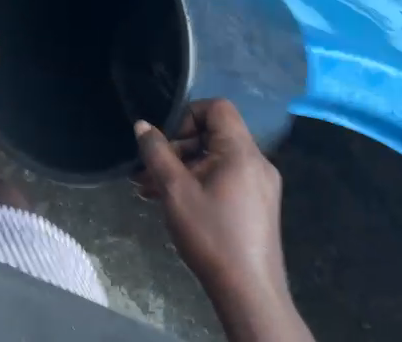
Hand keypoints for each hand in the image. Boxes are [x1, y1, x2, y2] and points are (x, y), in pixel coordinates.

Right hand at [135, 99, 288, 303]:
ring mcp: (259, 186)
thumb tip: (142, 126)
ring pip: (214, 159)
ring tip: (149, 189)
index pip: (217, 108)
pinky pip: (223, 178)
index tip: (167, 141)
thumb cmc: (212, 234)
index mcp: (242, 154)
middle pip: (213, 134)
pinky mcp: (257, 206)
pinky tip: (172, 203)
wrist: (249, 293)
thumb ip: (156, 152)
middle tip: (150, 170)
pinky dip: (197, 182)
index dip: (188, 115)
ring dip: (181, 168)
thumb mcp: (174, 189)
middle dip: (177, 147)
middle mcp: (257, 164)